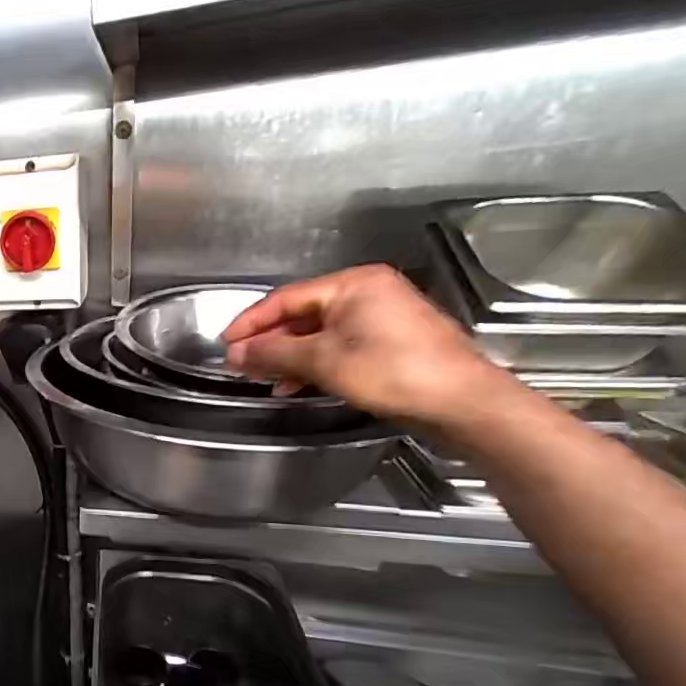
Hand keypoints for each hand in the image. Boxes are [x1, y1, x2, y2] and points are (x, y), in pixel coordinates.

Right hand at [221, 264, 515, 423]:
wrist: (460, 401)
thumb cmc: (392, 372)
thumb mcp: (325, 361)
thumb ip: (276, 353)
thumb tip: (237, 354)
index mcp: (353, 284)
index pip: (287, 297)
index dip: (252, 322)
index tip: (226, 344)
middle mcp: (368, 292)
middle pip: (303, 313)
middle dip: (270, 341)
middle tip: (241, 365)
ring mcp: (382, 317)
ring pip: (321, 333)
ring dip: (290, 356)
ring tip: (265, 379)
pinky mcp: (390, 343)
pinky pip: (340, 346)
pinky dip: (315, 363)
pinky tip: (298, 384)